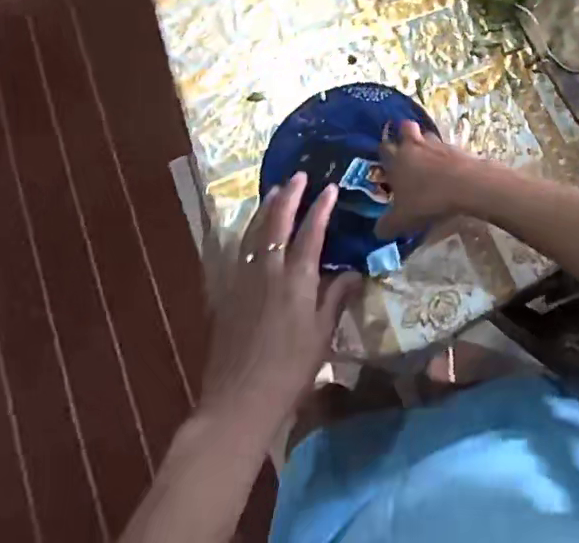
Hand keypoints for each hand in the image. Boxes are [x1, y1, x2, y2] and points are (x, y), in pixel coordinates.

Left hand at [196, 172, 360, 436]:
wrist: (239, 403)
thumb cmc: (291, 368)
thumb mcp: (324, 332)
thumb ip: (336, 295)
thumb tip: (352, 270)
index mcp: (295, 280)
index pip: (310, 233)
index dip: (321, 208)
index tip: (330, 187)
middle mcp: (267, 273)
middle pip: (276, 225)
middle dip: (288, 198)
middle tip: (298, 176)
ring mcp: (242, 283)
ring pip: (253, 235)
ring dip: (265, 210)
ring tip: (274, 192)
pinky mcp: (226, 297)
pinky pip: (237, 254)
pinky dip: (247, 234)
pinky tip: (250, 231)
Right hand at [375, 121, 483, 237]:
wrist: (467, 185)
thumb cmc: (428, 200)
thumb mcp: (401, 220)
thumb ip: (386, 225)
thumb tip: (379, 229)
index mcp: (396, 159)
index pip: (383, 147)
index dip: (383, 153)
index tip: (386, 163)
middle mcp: (415, 146)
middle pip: (406, 128)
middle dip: (404, 134)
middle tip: (406, 151)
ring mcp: (438, 143)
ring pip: (427, 134)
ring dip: (425, 143)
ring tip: (427, 159)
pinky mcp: (457, 146)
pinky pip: (446, 146)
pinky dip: (444, 154)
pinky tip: (446, 167)